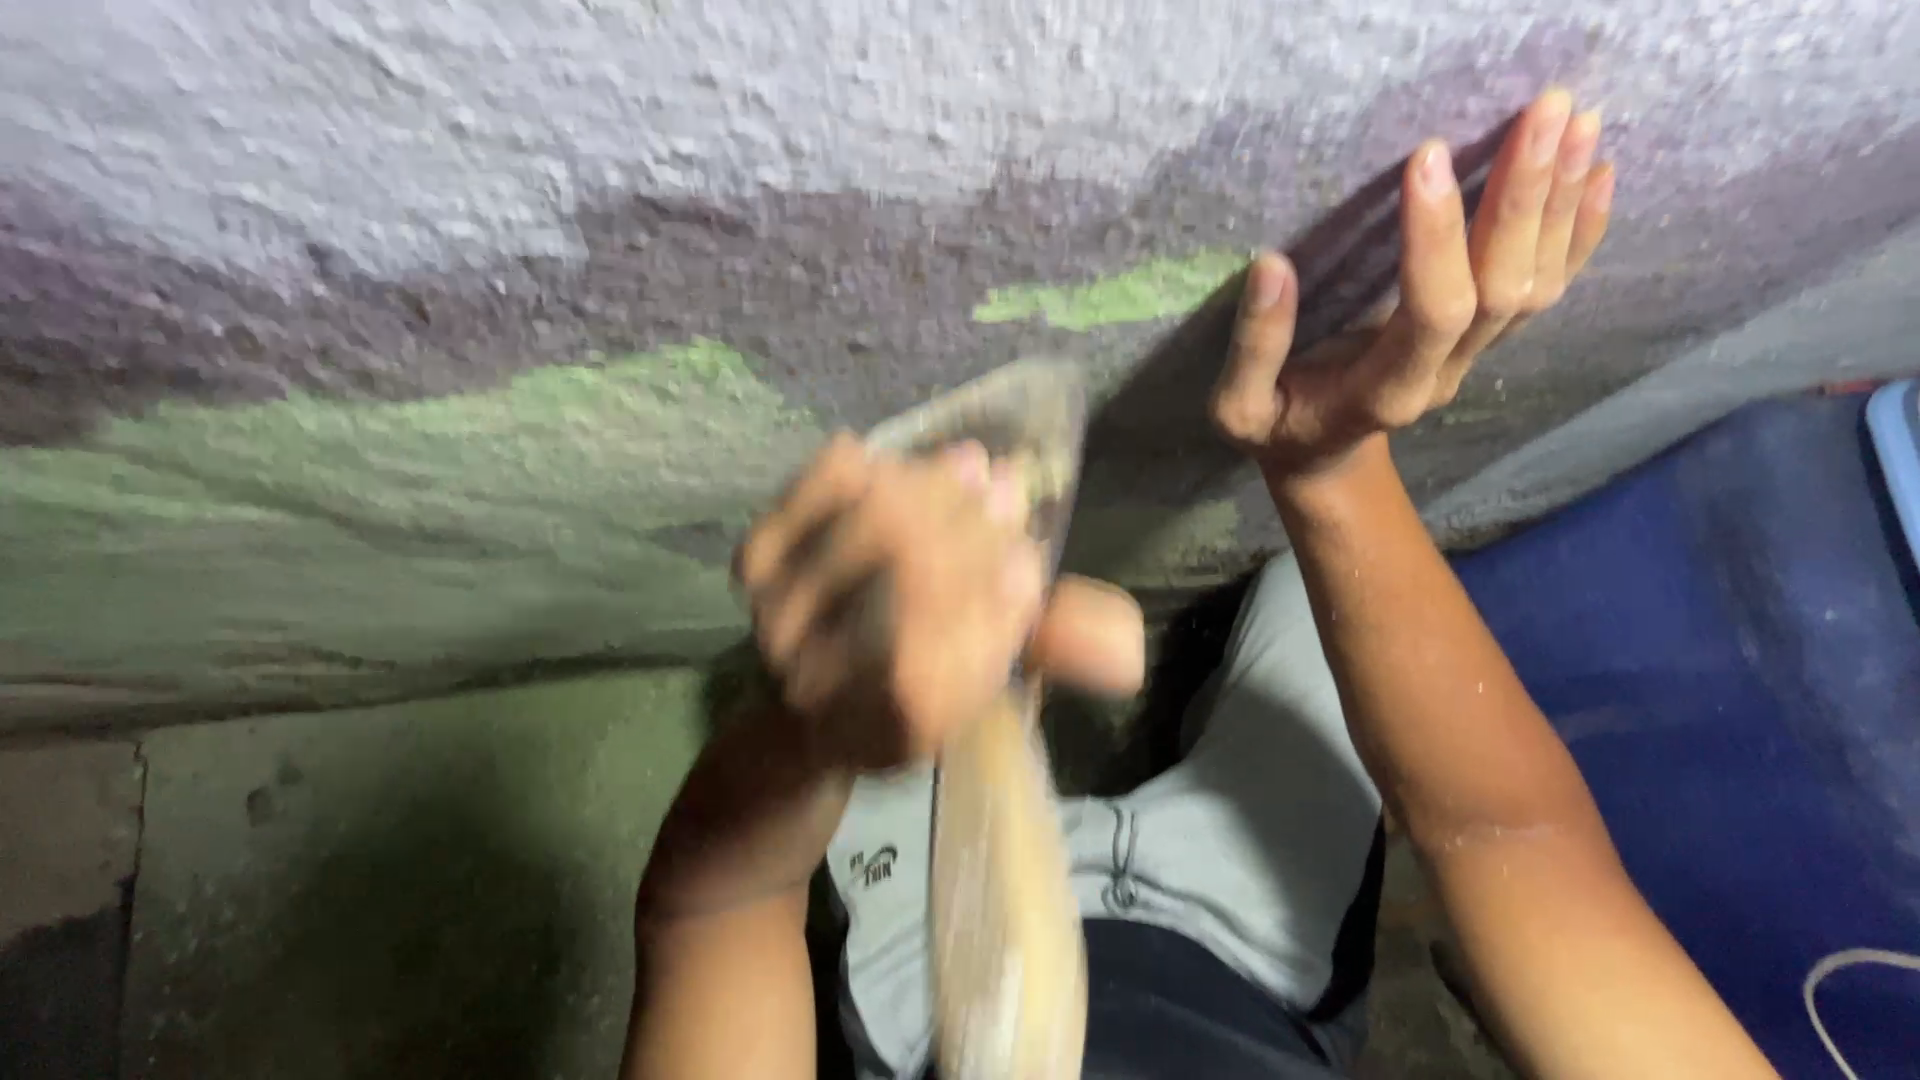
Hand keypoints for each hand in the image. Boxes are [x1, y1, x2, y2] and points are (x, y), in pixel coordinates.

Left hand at [735, 433, 1145, 770]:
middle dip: (973, 530)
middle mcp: (824, 683)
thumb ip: (1049, 659)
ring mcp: (780, 623)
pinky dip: (837, 473)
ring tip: (967, 466)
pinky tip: (871, 453)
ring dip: (925, 491)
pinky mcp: (753, 571)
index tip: (1028, 563)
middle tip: (1006, 490)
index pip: (945, 666)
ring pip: (865, 533)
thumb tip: (1126, 650)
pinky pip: (797, 504)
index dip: (995, 608)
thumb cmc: (911, 687)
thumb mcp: (984, 685)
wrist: (808, 702)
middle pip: (911, 580)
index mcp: (887, 730)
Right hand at [1212, 87, 1613, 482]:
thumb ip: (1252, 349)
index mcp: (1383, 392)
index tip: (1426, 158)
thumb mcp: (1237, 410)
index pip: (1432, 312)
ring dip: (1559, 202)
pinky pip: (1545, 290)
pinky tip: (1598, 173)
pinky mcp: (1480, 343)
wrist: (1320, 457)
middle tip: (1543, 110)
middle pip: (1504, 289)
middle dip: (1524, 199)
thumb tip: (1271, 265)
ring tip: (1575, 121)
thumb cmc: (1274, 430)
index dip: (1436, 238)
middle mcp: (1443, 375)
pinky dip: (1578, 231)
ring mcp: (1471, 360)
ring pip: (1536, 285)